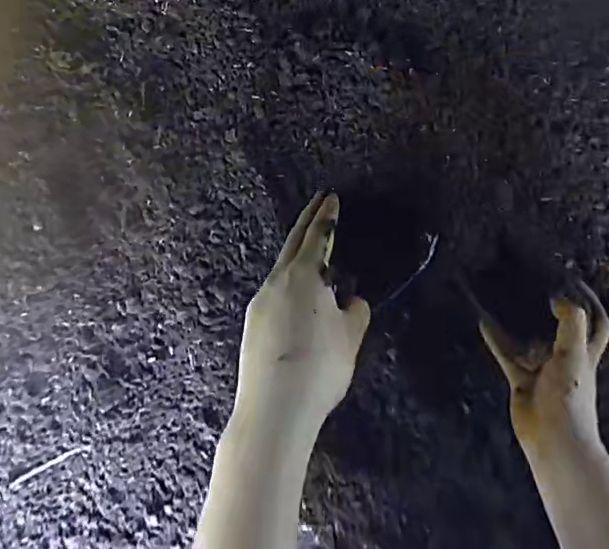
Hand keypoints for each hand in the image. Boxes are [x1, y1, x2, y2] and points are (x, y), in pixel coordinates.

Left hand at [234, 192, 370, 434]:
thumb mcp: (350, 337)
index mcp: (304, 275)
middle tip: (319, 200)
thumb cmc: (319, 367)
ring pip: (282, 267)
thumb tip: (351, 300)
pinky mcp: (252, 324)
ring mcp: (260, 301)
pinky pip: (275, 290)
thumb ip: (355, 311)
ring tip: (314, 249)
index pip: (318, 236)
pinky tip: (299, 296)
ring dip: (298, 252)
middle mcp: (277, 280)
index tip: (331, 197)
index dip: (327, 216)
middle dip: (308, 219)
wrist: (272, 411)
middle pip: (294, 241)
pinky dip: (290, 280)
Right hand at [479, 279, 608, 448]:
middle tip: (539, 286)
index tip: (575, 282)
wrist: (555, 442)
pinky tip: (484, 322)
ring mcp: (544, 371)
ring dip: (522, 324)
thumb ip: (571, 322)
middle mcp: (566, 360)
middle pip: (564, 330)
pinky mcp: (523, 381)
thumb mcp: (575, 354)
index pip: (597, 324)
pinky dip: (497, 340)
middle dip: (555, 311)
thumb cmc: (571, 399)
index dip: (591, 303)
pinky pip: (507, 354)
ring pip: (532, 340)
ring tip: (509, 299)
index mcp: (586, 354)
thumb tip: (560, 299)